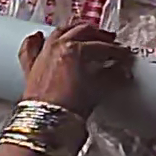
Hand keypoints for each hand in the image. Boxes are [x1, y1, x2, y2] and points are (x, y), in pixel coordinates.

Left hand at [17, 24, 132, 116]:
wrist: (44, 125)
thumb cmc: (69, 109)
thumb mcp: (97, 90)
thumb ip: (111, 76)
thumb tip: (122, 70)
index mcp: (75, 50)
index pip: (101, 46)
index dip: (116, 51)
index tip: (125, 55)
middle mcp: (57, 46)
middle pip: (81, 32)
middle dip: (98, 35)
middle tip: (110, 41)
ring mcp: (43, 54)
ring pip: (59, 32)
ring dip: (74, 30)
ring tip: (84, 33)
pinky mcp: (31, 66)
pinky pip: (30, 47)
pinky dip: (36, 40)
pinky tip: (39, 36)